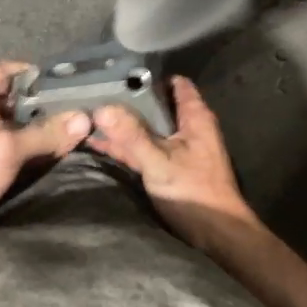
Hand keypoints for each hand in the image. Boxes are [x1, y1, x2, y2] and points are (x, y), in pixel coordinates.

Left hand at [0, 61, 91, 237]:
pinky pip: (2, 137)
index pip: (7, 69)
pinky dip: (21, 140)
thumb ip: (48, 133)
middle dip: (40, 103)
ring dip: (32, 124)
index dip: (36, 74)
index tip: (64, 84)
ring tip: (64, 129)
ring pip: (8, 118)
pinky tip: (44, 148)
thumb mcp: (11, 148)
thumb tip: (84, 120)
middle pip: (10, 95)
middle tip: (71, 110)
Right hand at [88, 77, 257, 243]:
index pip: (176, 84)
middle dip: (130, 100)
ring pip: (149, 129)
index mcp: (195, 118)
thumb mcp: (158, 161)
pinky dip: (126, 146)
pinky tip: (100, 144)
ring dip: (125, 125)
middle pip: (158, 106)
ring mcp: (178, 149)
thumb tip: (101, 108)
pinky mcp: (170, 169)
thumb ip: (131, 135)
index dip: (150, 76)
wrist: (216, 234)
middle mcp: (188, 129)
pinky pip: (145, 150)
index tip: (120, 72)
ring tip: (90, 114)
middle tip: (96, 91)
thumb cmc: (193, 191)